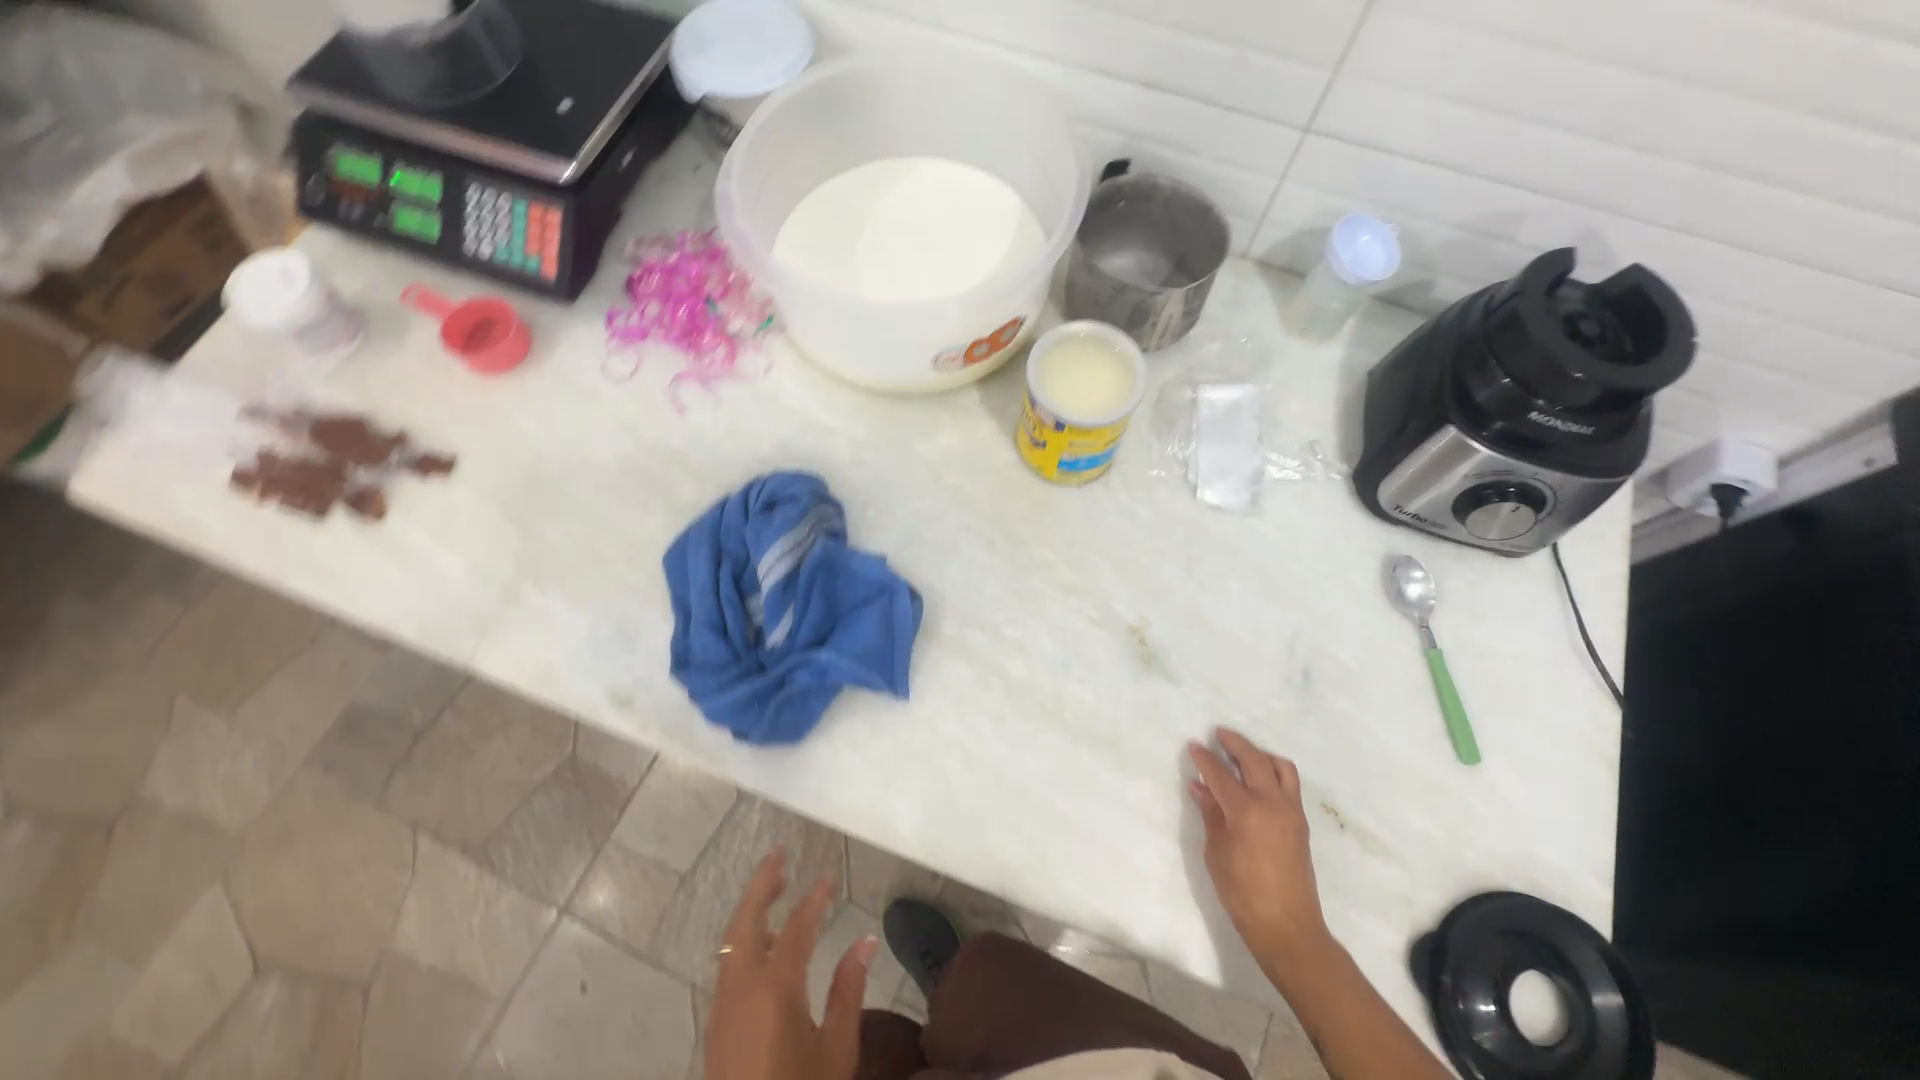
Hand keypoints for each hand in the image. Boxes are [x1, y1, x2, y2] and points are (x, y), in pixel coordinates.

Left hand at [705, 848, 879, 1079]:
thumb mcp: (837, 1052)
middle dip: (762, 884)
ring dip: (750, 908)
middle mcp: (742, 987)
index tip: (828, 877)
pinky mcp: (717, 1022)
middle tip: (780, 854)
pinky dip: (743, 937)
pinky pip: (727, 962)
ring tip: (773, 886)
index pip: (798, 927)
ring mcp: (724, 1004)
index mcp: (777, 989)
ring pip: (731, 940)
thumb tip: (864, 941)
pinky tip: (762, 939)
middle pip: (746, 921)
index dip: (814, 899)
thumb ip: (849, 991)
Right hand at [1187, 727, 1333, 967]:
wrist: (1287, 925)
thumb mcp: (1216, 852)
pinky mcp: (1301, 822)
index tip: (1193, 745)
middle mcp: (1273, 803)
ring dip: (1260, 754)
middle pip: (1254, 760)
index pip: (1221, 774)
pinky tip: (1258, 779)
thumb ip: (1210, 814)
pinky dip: (1273, 771)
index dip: (1205, 759)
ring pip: (1280, 767)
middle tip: (1219, 734)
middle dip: (1235, 744)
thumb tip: (1200, 787)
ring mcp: (1291, 811)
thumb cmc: (1242, 892)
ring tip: (1242, 754)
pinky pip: (1289, 784)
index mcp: (1247, 811)